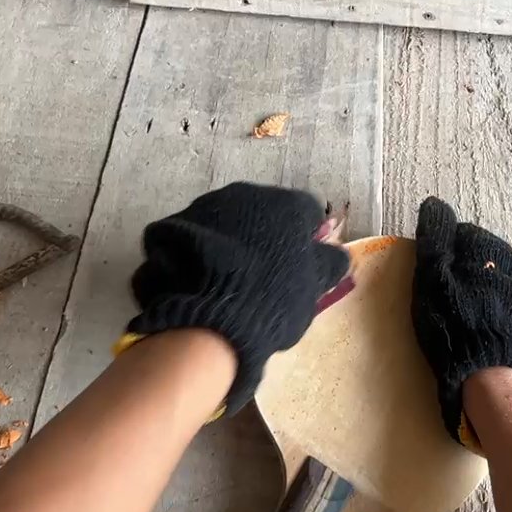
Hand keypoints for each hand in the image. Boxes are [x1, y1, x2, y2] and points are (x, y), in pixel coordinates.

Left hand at [128, 182, 349, 415]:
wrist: (206, 318)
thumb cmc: (271, 301)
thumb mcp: (312, 288)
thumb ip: (327, 264)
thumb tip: (336, 253)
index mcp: (288, 204)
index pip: (306, 213)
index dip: (304, 238)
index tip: (297, 264)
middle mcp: (248, 194)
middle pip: (263, 213)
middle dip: (264, 236)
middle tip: (260, 273)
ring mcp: (207, 206)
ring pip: (227, 221)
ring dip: (230, 241)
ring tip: (225, 280)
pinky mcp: (174, 224)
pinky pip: (195, 235)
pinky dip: (199, 251)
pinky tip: (198, 280)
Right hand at [411, 196, 511, 445]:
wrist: (497, 378)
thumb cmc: (455, 325)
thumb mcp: (432, 279)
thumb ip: (435, 239)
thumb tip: (436, 204)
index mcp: (490, 249)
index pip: (466, 238)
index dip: (448, 257)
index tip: (437, 278)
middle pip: (492, 262)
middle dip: (476, 275)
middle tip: (456, 303)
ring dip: (497, 298)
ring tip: (479, 324)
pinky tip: (501, 340)